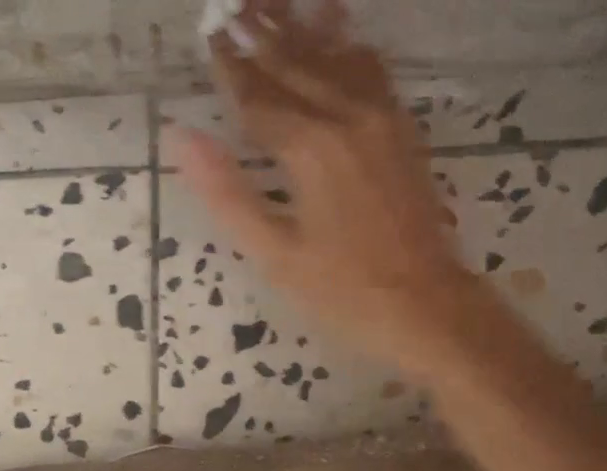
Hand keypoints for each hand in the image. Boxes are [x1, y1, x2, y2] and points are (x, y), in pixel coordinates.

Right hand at [173, 12, 490, 370]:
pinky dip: (349, 45)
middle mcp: (346, 118)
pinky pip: (372, 70)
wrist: (424, 303)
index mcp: (308, 149)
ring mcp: (380, 118)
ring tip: (277, 2)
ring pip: (334, 57)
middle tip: (235, 3)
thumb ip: (226, 191)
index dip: (230, 66)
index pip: (257, 96)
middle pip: (295, 65)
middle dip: (262, 33)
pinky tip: (340, 29)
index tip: (210, 33)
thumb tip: (182, 138)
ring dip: (302, 28)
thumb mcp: (272, 252)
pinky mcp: (402, 129)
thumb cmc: (339, 290)